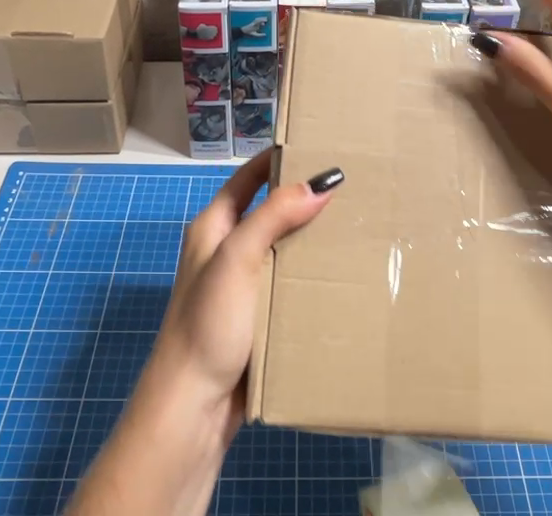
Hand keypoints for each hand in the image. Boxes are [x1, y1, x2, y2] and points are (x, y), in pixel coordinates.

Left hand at [67, 152, 341, 515]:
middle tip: (354, 188)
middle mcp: (226, 252)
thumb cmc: (207, 323)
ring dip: (313, 241)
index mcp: (212, 228)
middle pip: (270, 212)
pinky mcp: (257, 320)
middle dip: (305, 200)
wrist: (192, 408)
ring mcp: (241, 288)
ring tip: (359, 227)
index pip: (249, 178)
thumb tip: (321, 182)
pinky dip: (312, 278)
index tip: (319, 143)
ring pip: (283, 251)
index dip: (278, 159)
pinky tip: (344, 278)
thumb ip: (274, 217)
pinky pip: (289, 287)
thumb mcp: (237, 259)